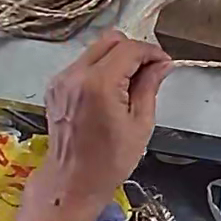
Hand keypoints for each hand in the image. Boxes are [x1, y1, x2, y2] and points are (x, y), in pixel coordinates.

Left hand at [32, 30, 171, 211]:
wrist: (73, 181)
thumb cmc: (109, 160)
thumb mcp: (141, 123)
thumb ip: (149, 86)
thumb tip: (162, 65)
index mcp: (99, 84)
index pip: (130, 49)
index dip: (152, 52)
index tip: (164, 64)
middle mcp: (76, 75)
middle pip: (111, 40)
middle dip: (134, 51)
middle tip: (150, 71)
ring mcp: (62, 80)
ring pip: (96, 49)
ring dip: (118, 59)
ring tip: (132, 84)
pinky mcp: (56, 87)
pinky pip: (84, 64)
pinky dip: (102, 69)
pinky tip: (113, 91)